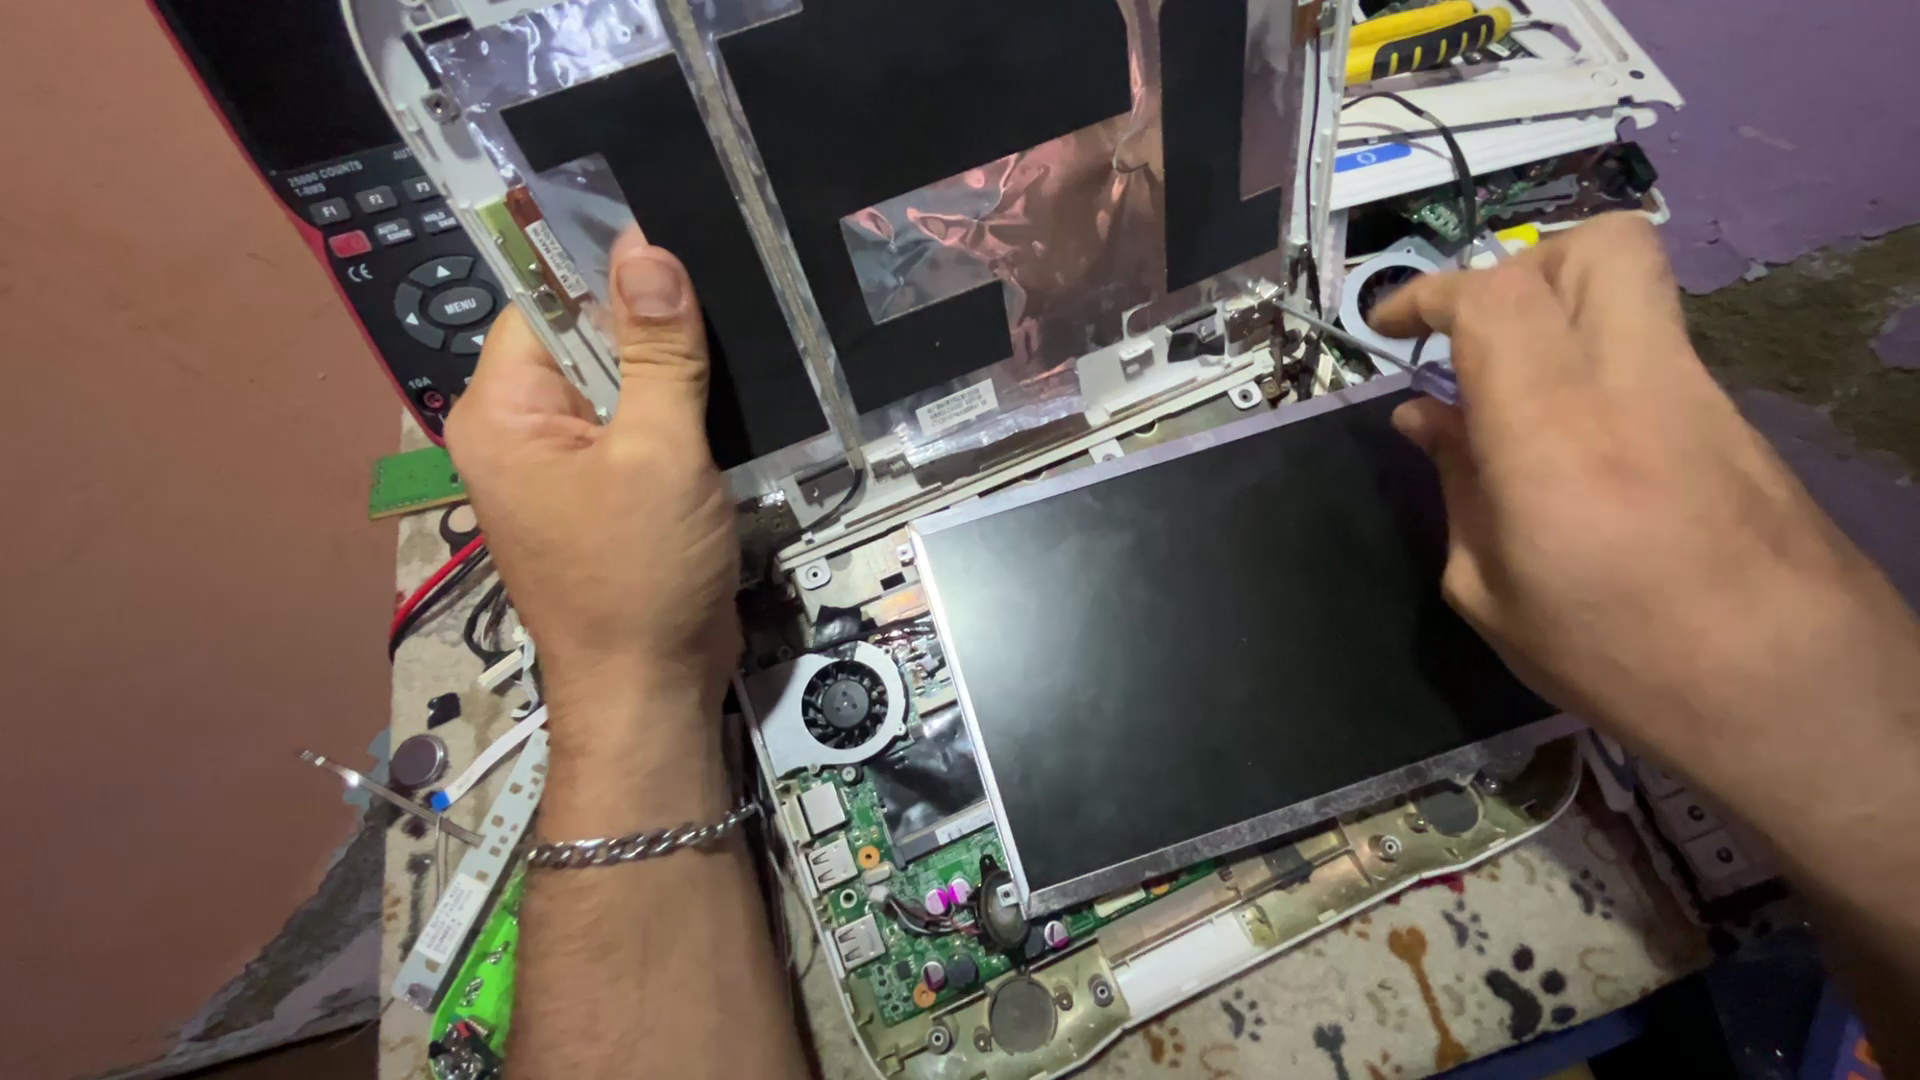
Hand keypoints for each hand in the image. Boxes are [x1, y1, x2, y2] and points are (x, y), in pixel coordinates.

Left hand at [445, 231, 738, 731]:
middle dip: (650, 328)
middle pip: (584, 344)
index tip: (682, 251)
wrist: (651, 684)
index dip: (609, 273)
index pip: (545, 303)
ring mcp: (566, 470)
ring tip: (733, 351)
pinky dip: (677, 418)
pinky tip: (723, 408)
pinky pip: (639, 433)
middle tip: (724, 303)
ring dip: (671, 376)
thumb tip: (645, 249)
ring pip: (620, 390)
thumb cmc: (644, 571)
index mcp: (503, 412)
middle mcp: (522, 433)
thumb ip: (656, 353)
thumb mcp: (659, 452)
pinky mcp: (607, 497)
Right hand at [1369, 214, 1900, 744]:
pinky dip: (1588, 355)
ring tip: (1503, 381)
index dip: (1427, 293)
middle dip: (1512, 268)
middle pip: (1595, 247)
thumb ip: (1454, 482)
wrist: (1794, 700)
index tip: (1385, 327)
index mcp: (1553, 436)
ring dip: (1552, 308)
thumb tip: (1424, 417)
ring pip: (1632, 285)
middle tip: (1465, 331)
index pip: (1496, 300)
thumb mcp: (1486, 586)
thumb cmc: (1610, 655)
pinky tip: (1559, 433)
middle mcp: (1635, 388)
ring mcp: (1697, 394)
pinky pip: (1647, 345)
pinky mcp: (1730, 416)